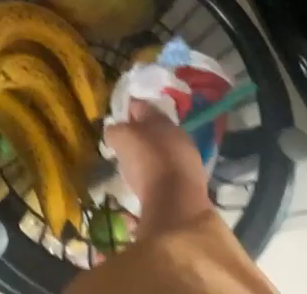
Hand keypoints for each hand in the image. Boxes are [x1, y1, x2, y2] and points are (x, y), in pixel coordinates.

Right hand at [105, 100, 213, 239]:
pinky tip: (148, 185)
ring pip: (164, 150)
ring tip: (134, 167)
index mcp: (159, 117)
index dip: (126, 109)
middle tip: (123, 144)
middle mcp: (177, 132)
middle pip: (154, 128)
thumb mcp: (120, 139)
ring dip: (150, 156)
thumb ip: (114, 130)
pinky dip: (159, 175)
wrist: (178, 202)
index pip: (139, 105)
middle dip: (139, 134)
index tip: (115, 119)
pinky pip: (170, 172)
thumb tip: (114, 130)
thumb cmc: (145, 161)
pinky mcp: (193, 181)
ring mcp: (188, 157)